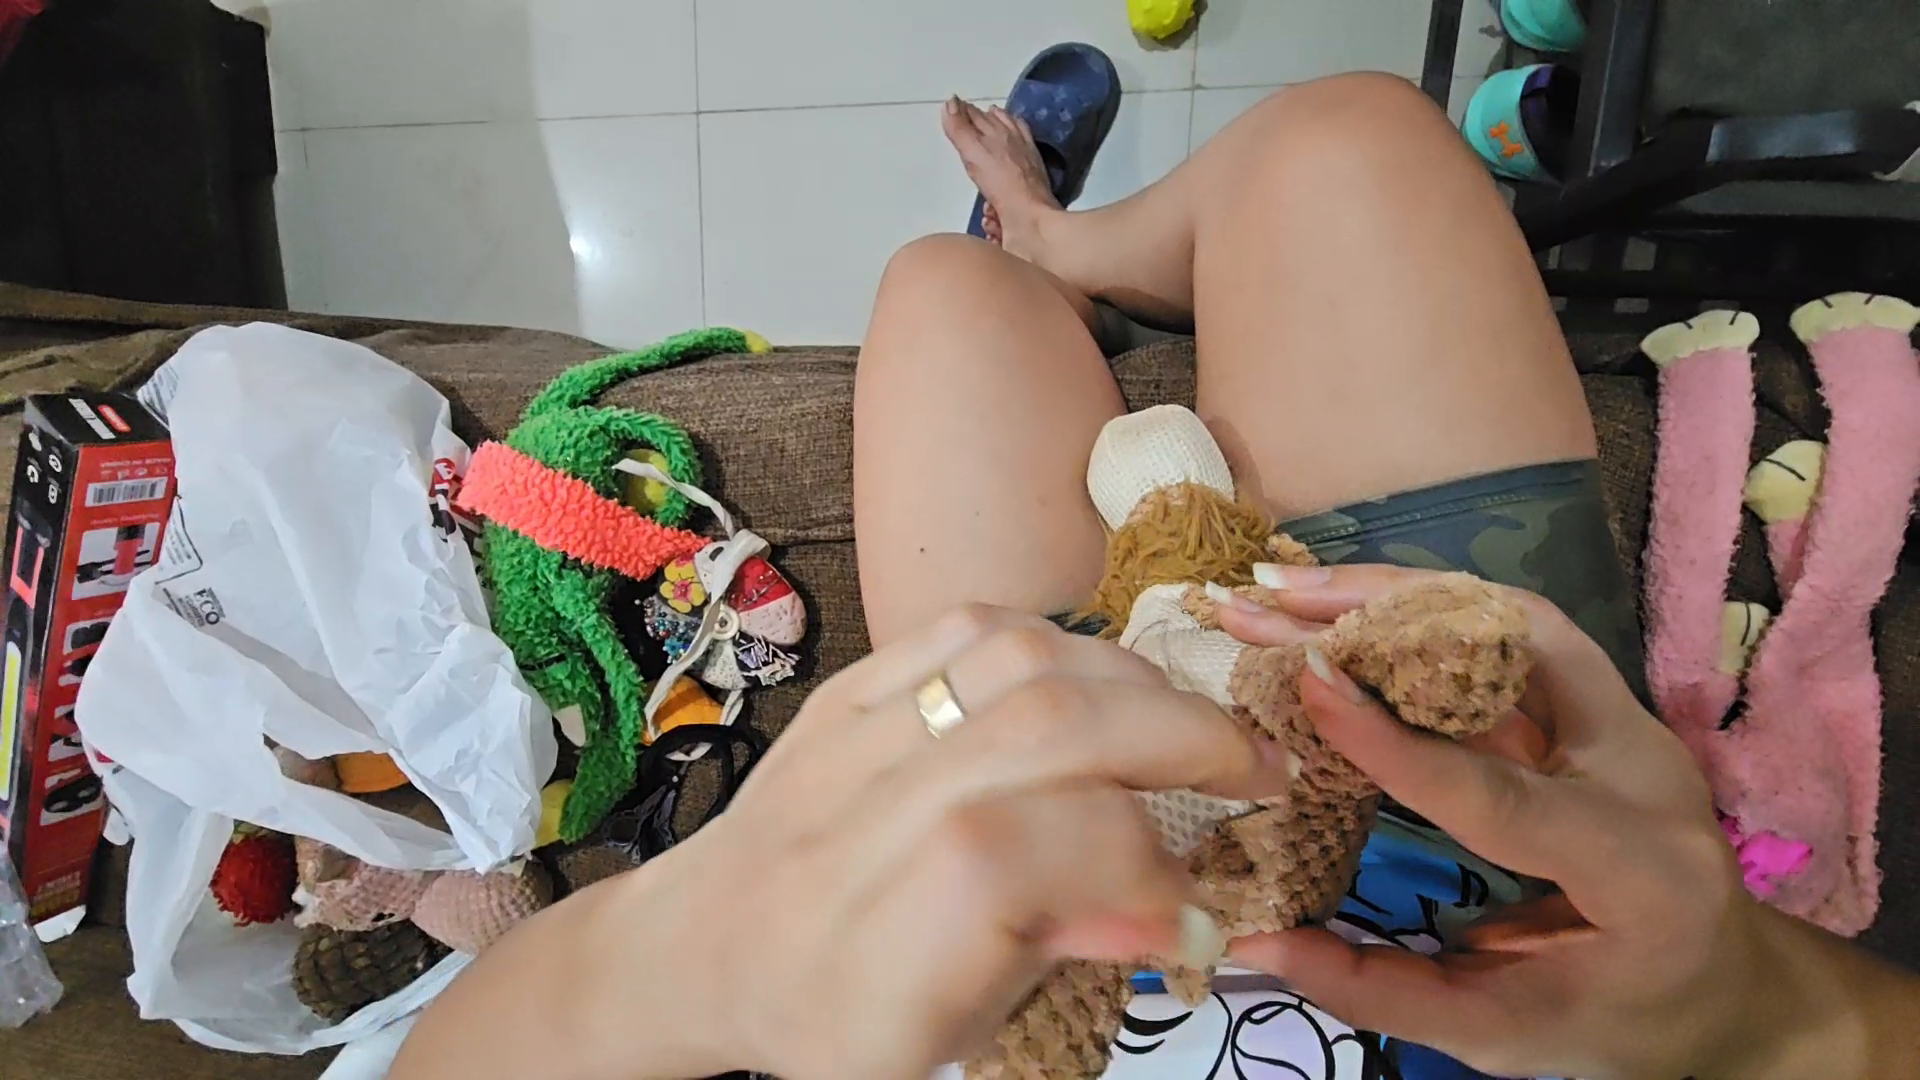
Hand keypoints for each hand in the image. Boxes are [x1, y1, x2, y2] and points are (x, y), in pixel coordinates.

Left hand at [622, 604, 1294, 1079]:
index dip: (1133, 863)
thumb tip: (1172, 898)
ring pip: (1012, 656)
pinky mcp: (848, 684)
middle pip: (1036, 727)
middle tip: (1253, 764)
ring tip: (1177, 718)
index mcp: (871, 948)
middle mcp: (857, 819)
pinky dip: (1052, 639)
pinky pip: (962, 626)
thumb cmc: (831, 1012)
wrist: (708, 932)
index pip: (1014, 855)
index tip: (1193, 897)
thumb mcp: (942, 1038)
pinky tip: (1089, 679)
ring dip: (1126, 678)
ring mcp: (849, 731)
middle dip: (1175, 735)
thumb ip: (1055, 956)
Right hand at [1213, 564, 1809, 1079]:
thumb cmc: (1616, 1012)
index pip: (1499, 793)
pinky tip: (1337, 606)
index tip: (1307, 683)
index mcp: (1636, 870)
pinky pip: (1493, 626)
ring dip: (1388, 590)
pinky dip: (1408, 605)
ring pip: (1504, 613)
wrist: (1724, 980)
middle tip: (1269, 601)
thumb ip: (1380, 990)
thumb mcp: (1502, 1030)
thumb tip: (1252, 940)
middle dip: (1382, 611)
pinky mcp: (1582, 696)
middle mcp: (1640, 766)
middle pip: (1521, 645)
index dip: (1395, 742)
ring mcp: (1617, 716)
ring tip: (1288, 589)